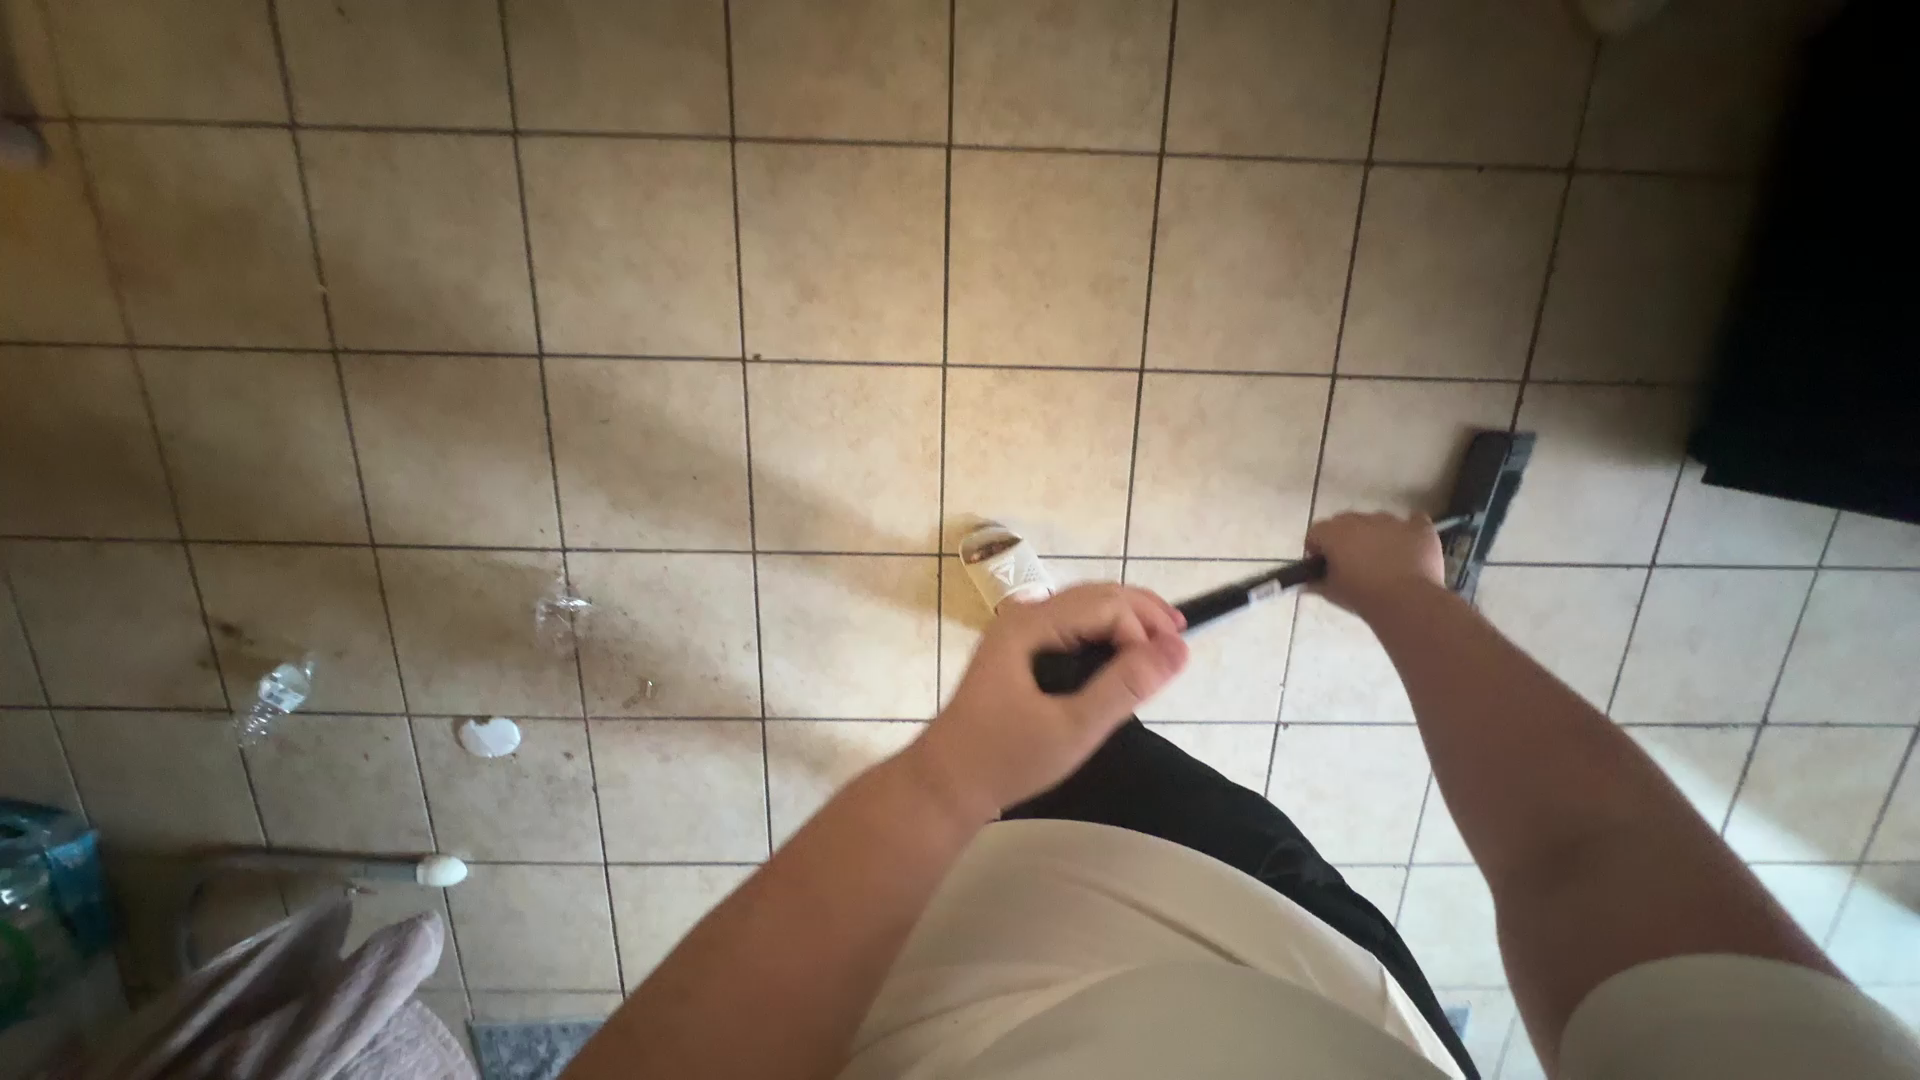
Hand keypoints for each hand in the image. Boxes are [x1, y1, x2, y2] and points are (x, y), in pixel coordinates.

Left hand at [907, 584, 1188, 817]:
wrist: (945, 782)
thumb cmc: (1005, 758)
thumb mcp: (1073, 729)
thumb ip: (1125, 687)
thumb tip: (1178, 649)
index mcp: (1028, 626)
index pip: (1104, 605)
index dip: (1142, 628)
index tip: (1166, 667)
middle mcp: (1022, 616)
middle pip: (1094, 595)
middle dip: (1141, 612)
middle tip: (1180, 640)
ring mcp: (1017, 632)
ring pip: (1083, 607)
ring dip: (1125, 619)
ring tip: (1161, 643)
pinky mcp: (1018, 650)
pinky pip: (1070, 626)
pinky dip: (1103, 633)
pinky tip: (1123, 654)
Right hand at [1305, 511, 1446, 617]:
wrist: (1407, 602)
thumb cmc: (1362, 596)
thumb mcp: (1331, 592)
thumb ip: (1315, 583)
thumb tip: (1305, 583)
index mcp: (1334, 533)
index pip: (1315, 532)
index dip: (1316, 548)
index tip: (1321, 566)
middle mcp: (1361, 520)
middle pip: (1344, 521)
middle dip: (1343, 538)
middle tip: (1349, 563)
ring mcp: (1392, 521)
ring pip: (1376, 521)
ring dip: (1373, 534)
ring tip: (1380, 560)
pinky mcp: (1419, 529)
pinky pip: (1413, 521)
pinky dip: (1408, 531)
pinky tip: (1406, 545)